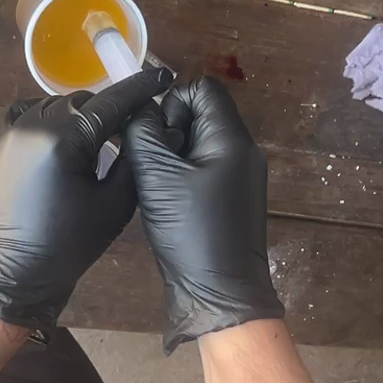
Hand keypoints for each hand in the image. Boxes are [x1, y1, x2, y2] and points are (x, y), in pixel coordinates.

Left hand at [0, 67, 173, 330]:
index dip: (140, 88)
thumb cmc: (68, 246)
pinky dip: (45, 117)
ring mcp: (7, 130)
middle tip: (127, 128)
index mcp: (64, 138)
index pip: (111, 102)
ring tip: (91, 140)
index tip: (162, 76)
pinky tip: (58, 136)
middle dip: (107, 111)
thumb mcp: (114, 204)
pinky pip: (26, 113)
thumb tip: (142, 125)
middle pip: (81, 102)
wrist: (10, 275)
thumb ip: (132, 157)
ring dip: (76, 115)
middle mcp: (32, 124)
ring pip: (53, 105)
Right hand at [125, 76, 283, 351]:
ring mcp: (238, 175)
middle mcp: (241, 150)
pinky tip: (163, 198)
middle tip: (150, 161)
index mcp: (231, 138)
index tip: (153, 132)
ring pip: (196, 141)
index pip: (202, 88)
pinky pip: (200, 166)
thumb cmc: (190, 230)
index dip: (171, 100)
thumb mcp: (156, 175)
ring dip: (169, 153)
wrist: (219, 295)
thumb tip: (141, 107)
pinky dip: (178, 173)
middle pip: (199, 113)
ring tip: (154, 182)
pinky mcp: (229, 197)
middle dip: (167, 128)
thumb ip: (142, 131)